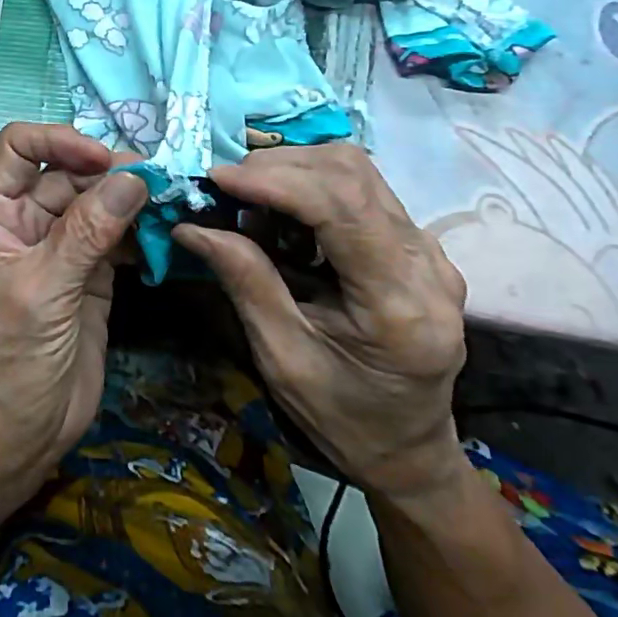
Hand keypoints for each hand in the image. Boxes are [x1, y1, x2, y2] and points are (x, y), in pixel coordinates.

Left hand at [0, 124, 148, 545]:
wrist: (21, 434)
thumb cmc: (12, 359)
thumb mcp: (44, 290)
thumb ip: (87, 233)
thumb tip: (132, 178)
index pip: (17, 148)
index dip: (57, 141)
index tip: (103, 160)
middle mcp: (24, 221)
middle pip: (66, 173)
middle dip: (109, 172)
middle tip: (161, 180)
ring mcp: (59, 246)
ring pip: (96, 202)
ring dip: (132, 198)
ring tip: (172, 199)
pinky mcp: (89, 272)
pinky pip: (117, 236)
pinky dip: (142, 231)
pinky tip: (169, 231)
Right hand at [172, 143, 469, 500]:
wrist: (408, 449)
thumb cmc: (341, 416)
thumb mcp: (280, 356)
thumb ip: (245, 281)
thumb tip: (190, 225)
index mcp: (398, 302)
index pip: (341, 207)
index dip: (274, 179)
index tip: (214, 179)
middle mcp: (426, 263)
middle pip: (351, 173)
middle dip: (276, 166)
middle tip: (221, 189)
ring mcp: (427, 250)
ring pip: (356, 170)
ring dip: (291, 169)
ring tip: (245, 198)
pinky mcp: (414, 245)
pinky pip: (359, 189)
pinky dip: (307, 185)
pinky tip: (277, 212)